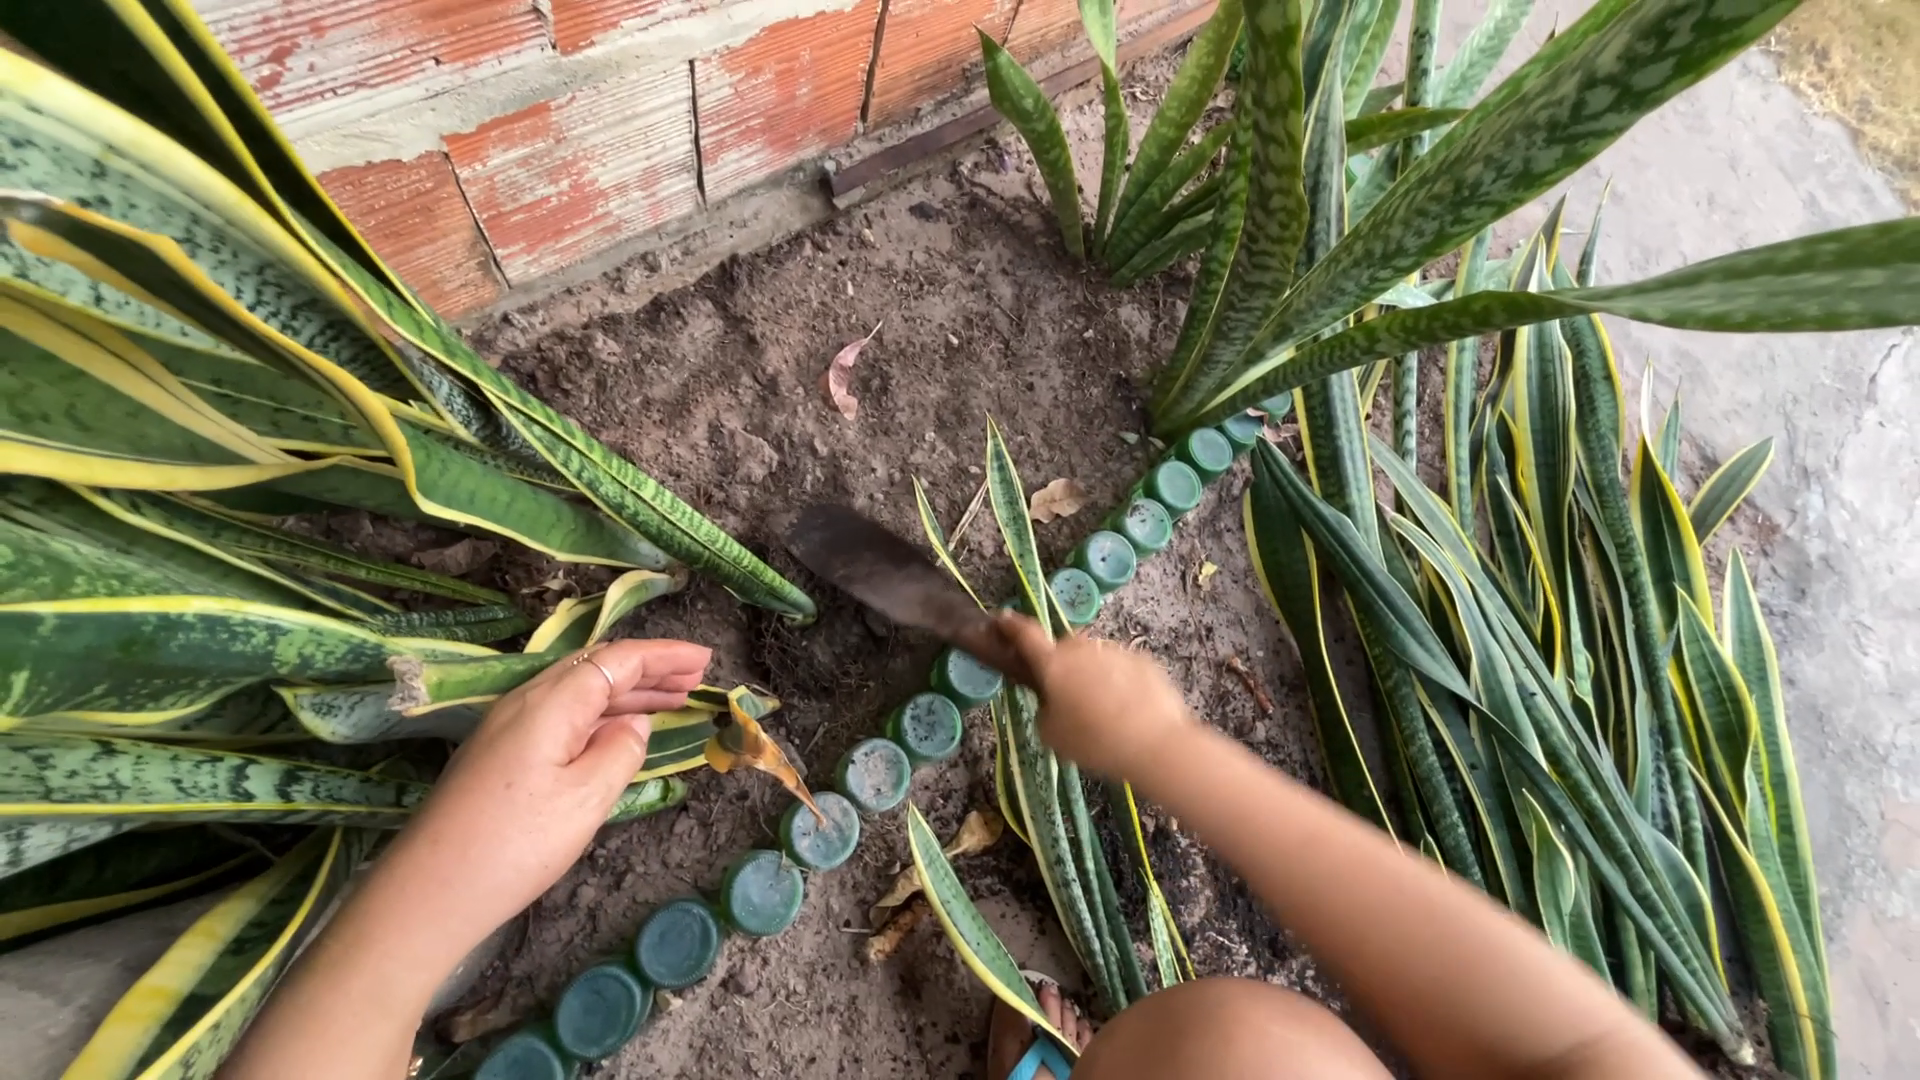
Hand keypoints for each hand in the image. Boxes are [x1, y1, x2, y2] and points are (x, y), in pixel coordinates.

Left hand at [365, 638, 711, 960]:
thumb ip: (622, 750)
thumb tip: (636, 723)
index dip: (665, 655)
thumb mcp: (586, 798)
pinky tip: (622, 730)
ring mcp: (510, 728)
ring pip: (582, 691)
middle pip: (598, 668)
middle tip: (697, 676)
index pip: (618, 660)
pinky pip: (565, 714)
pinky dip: (603, 714)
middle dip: (651, 668)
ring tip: (674, 698)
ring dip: (629, 692)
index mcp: (551, 703)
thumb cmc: (514, 845)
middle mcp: (527, 702)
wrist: (423, 899)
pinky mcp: (502, 754)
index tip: (706, 659)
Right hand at [997, 614, 1196, 779]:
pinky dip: (1120, 682)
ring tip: (1104, 709)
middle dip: (1062, 664)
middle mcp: (1083, 649)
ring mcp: (1115, 652)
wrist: (1155, 744)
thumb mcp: (1052, 735)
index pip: (1026, 635)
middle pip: (1065, 648)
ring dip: (1093, 674)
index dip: (1011, 626)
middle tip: (1068, 694)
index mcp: (1054, 663)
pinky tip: (1129, 710)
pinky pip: (1122, 667)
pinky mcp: (1143, 661)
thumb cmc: (1095, 742)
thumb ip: (1045, 710)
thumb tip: (1053, 703)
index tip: (1003, 618)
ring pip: (1095, 656)